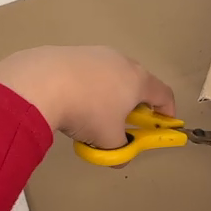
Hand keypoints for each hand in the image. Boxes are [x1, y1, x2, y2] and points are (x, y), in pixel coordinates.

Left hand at [0, 46, 175, 148]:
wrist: (43, 83)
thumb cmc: (88, 112)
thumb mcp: (109, 142)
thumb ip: (121, 152)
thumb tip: (120, 157)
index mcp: (139, 81)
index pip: (164, 95)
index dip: (168, 113)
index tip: (164, 126)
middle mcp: (122, 61)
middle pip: (138, 83)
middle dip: (136, 105)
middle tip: (128, 124)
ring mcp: (97, 54)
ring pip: (113, 77)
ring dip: (111, 96)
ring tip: (95, 116)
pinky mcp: (73, 53)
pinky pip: (90, 74)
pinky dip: (89, 89)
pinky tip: (73, 103)